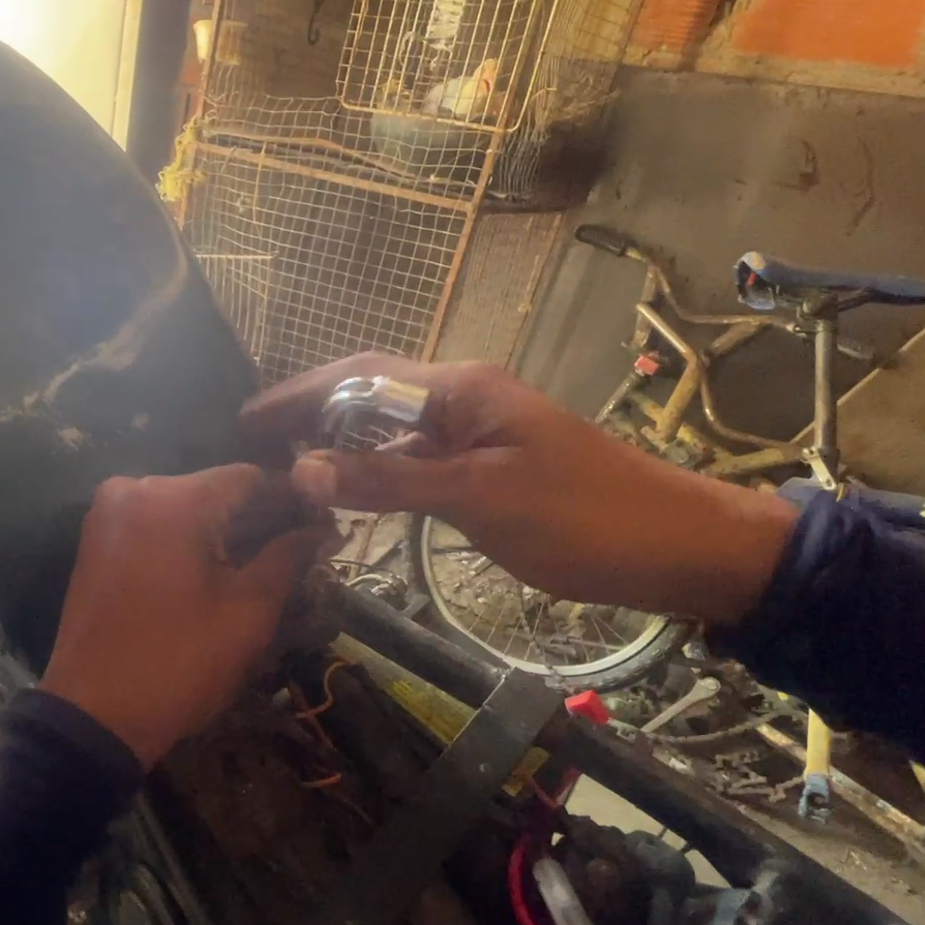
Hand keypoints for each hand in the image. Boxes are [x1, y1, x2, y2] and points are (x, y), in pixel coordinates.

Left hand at [41, 465, 328, 767]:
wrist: (93, 716)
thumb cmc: (179, 661)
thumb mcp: (247, 611)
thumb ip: (287, 558)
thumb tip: (319, 530)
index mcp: (173, 498)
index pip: (249, 478)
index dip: (292, 497)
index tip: (324, 519)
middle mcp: (134, 488)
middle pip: (214, 491)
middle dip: (261, 517)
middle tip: (307, 543)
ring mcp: (109, 513)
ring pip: (185, 508)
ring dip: (227, 530)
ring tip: (274, 558)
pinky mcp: (97, 540)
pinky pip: (156, 525)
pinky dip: (190, 539)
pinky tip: (224, 564)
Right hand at [240, 353, 796, 624]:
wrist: (678, 547)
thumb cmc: (582, 517)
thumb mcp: (477, 497)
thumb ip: (388, 479)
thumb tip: (303, 469)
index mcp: (459, 388)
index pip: (357, 377)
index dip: (297, 395)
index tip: (246, 420)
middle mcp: (460, 398)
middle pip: (366, 396)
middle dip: (309, 416)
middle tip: (256, 449)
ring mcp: (473, 434)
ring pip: (387, 431)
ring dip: (339, 448)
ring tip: (289, 474)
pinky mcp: (483, 469)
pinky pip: (412, 462)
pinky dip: (374, 475)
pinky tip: (350, 497)